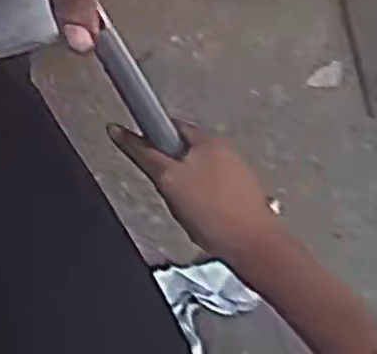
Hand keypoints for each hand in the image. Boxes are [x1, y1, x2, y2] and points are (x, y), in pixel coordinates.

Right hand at [110, 121, 285, 260]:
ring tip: (184, 204)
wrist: (259, 254)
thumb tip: (117, 130)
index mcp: (209, 140)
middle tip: (164, 182)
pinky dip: (202, 199)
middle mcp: (228, 153)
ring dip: (184, 184)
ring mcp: (240, 177)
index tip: (144, 150)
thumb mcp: (165, 176)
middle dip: (168, 165)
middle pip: (181, 149)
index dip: (150, 136)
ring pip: (195, 171)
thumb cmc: (215, 212)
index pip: (167, 124)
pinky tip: (200, 214)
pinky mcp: (245, 198)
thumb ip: (139, 150)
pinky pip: (211, 190)